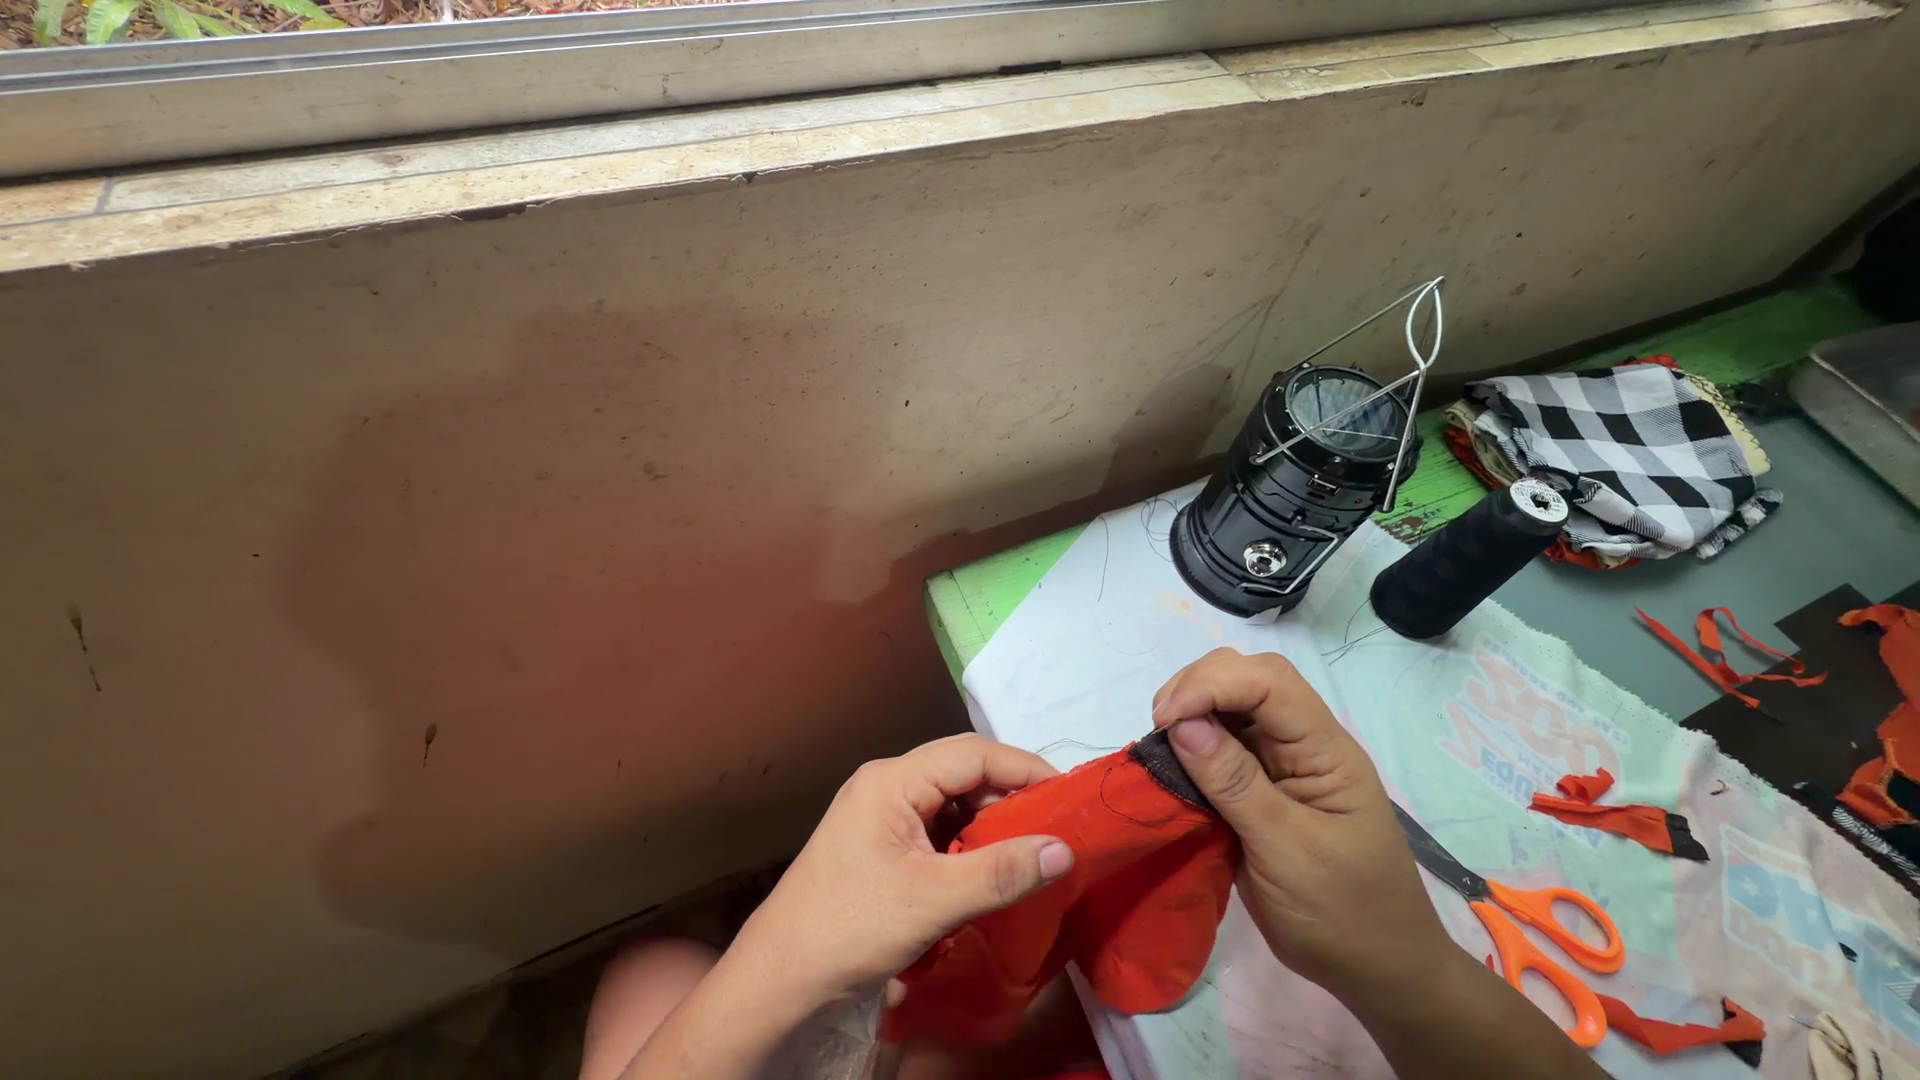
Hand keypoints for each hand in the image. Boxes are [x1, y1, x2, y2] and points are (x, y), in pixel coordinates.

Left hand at [729, 733, 1076, 1007]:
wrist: (778, 984)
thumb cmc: (848, 928)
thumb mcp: (930, 900)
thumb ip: (1000, 872)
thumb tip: (1065, 849)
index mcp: (892, 780)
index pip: (971, 753)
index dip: (1023, 768)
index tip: (1068, 796)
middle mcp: (888, 787)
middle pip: (963, 775)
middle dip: (1011, 798)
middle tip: (1057, 829)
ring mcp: (884, 818)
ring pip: (954, 806)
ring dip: (992, 826)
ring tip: (1033, 852)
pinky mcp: (885, 849)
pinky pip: (940, 834)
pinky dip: (971, 848)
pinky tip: (995, 873)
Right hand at [1149, 648, 1452, 1002]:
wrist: (1376, 971)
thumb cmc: (1343, 914)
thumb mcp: (1286, 852)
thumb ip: (1235, 784)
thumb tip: (1182, 723)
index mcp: (1326, 751)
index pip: (1270, 682)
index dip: (1212, 684)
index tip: (1166, 720)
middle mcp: (1304, 744)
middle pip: (1250, 678)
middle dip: (1198, 686)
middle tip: (1159, 727)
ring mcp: (1282, 763)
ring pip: (1232, 704)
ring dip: (1191, 709)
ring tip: (1161, 741)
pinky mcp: (1260, 786)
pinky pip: (1222, 743)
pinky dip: (1191, 742)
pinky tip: (1172, 760)